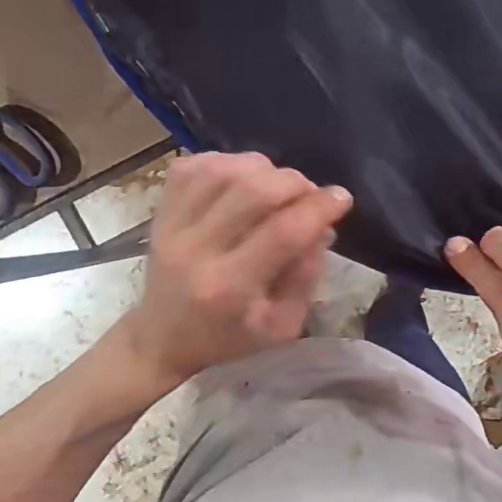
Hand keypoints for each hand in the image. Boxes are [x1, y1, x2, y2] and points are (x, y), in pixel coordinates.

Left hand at [120, 152, 351, 383]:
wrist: (162, 338)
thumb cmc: (227, 337)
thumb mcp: (280, 326)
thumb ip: (306, 278)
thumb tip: (322, 227)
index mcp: (229, 288)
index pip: (282, 233)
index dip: (319, 208)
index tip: (341, 199)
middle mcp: (197, 251)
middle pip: (252, 191)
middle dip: (294, 182)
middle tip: (309, 195)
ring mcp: (172, 226)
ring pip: (222, 170)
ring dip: (262, 169)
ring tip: (276, 187)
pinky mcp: (160, 211)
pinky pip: (193, 166)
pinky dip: (226, 163)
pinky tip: (241, 179)